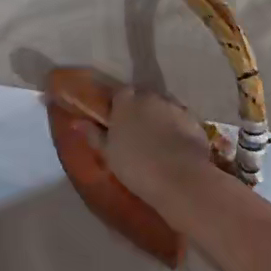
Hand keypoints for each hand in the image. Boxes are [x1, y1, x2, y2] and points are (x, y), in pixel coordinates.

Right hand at [87, 88, 217, 215]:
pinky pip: (181, 121)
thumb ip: (94, 134)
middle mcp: (150, 96)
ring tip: (158, 143)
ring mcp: (174, 106)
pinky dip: (177, 129)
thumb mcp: (108, 153)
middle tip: (136, 134)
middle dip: (140, 111)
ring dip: (159, 119)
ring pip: (163, 108)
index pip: (119, 93)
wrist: (178, 177)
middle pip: (143, 98)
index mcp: (126, 101)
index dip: (118, 106)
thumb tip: (77, 122)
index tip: (116, 122)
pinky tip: (176, 149)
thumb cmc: (135, 165)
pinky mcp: (193, 119)